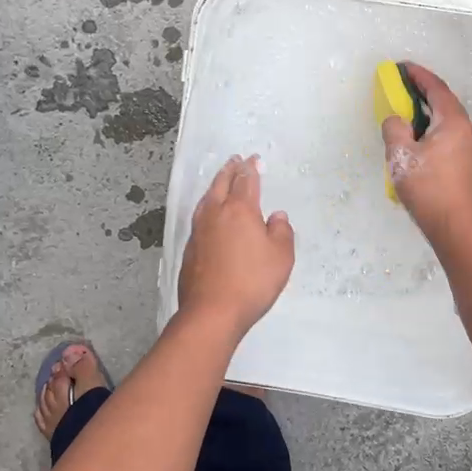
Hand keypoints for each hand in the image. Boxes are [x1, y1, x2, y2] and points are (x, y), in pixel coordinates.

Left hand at [178, 155, 295, 334]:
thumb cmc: (252, 282)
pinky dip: (207, 206)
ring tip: (220, 180)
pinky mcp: (189, 247)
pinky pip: (200, 216)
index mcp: (240, 209)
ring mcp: (199, 230)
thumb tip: (276, 216)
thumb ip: (281, 232)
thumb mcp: (281, 258)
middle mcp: (216, 213)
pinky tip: (209, 213)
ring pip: (207, 198)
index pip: (246, 180)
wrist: (211, 311)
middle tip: (235, 160)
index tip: (254, 160)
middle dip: (230, 170)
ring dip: (215, 185)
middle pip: (222, 183)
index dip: (251, 168)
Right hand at [381, 62, 471, 248]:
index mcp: (453, 122)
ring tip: (404, 111)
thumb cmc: (428, 188)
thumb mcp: (401, 155)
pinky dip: (430, 127)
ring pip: (445, 119)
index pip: (436, 88)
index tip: (401, 67)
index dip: (418, 75)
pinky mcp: (465, 163)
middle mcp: (465, 130)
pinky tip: (416, 138)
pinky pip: (447, 134)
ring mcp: (468, 148)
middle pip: (443, 102)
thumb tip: (396, 120)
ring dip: (426, 111)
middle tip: (400, 86)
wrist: (455, 227)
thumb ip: (394, 129)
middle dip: (422, 91)